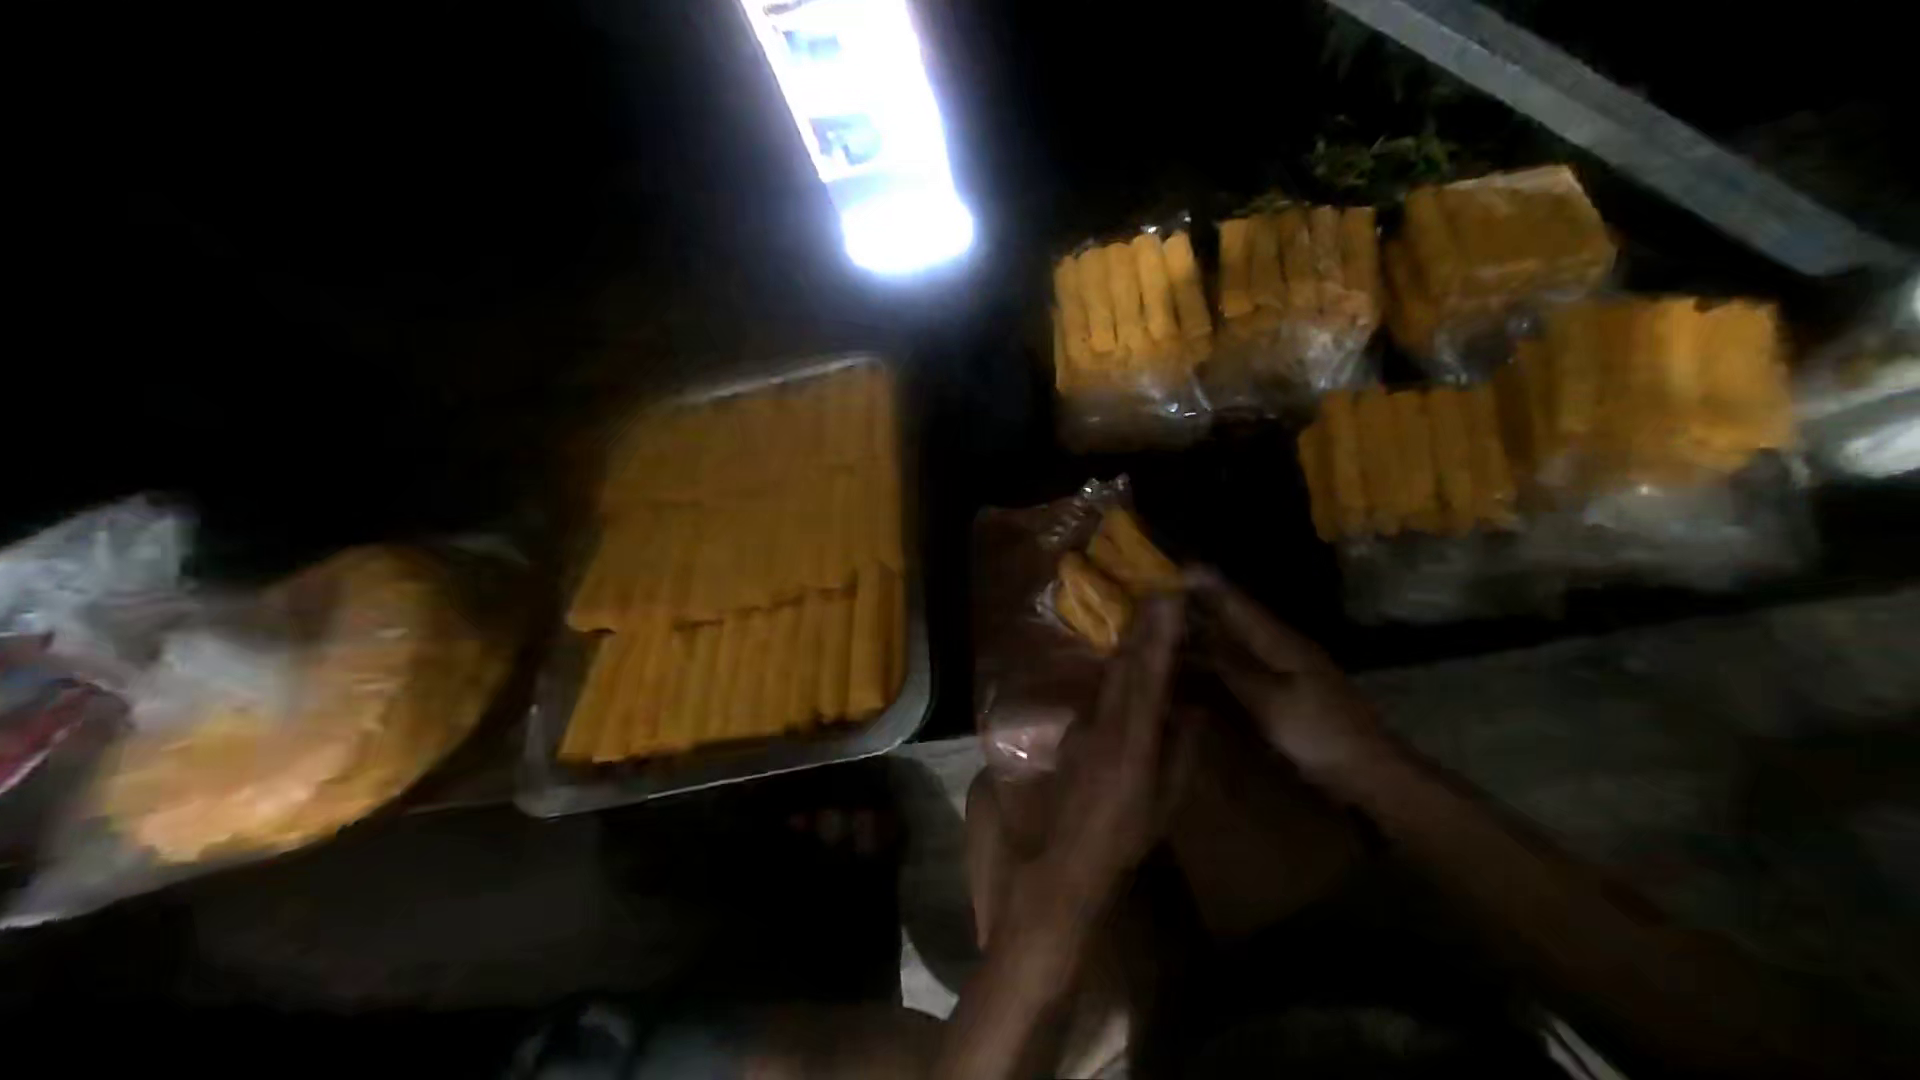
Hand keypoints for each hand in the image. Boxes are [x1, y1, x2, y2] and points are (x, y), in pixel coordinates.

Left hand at [1016, 591, 1187, 918]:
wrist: (1068, 857)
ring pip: (1109, 675)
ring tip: (1148, 617)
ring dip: (1129, 644)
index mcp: (1132, 740)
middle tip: (1160, 594)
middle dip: (1143, 627)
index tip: (1169, 601)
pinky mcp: (1072, 731)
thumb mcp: (1167, 799)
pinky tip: (1127, 661)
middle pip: (1125, 666)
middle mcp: (1104, 723)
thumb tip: (1192, 708)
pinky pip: (1099, 693)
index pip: (1149, 677)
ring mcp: (1083, 725)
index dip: (1159, 637)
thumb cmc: (1126, 835)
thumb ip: (1183, 749)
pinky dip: (1117, 672)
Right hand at [1185, 568, 1393, 784]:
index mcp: (1279, 642)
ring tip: (1172, 630)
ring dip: (1208, 633)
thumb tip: (1198, 634)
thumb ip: (1232, 666)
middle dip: (1203, 605)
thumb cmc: (1319, 732)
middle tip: (1163, 599)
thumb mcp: (1269, 700)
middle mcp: (1280, 648)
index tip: (1178, 569)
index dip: (1208, 584)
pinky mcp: (1285, 692)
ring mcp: (1285, 670)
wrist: (1369, 771)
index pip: (1237, 603)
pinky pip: (1244, 667)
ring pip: (1238, 642)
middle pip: (1236, 618)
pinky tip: (1202, 670)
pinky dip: (1220, 662)